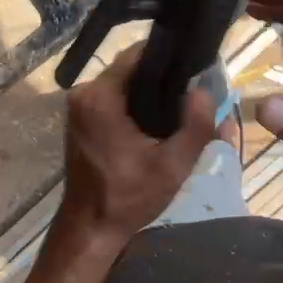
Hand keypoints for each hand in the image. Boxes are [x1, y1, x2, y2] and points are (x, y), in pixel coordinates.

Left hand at [56, 45, 215, 247]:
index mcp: (100, 96)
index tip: (195, 66)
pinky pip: (111, 97)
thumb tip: (204, 90)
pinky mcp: (79, 118)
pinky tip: (154, 120)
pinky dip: (132, 103)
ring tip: (178, 105)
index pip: (138, 54)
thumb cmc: (129, 198)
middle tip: (192, 91)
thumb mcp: (174, 165)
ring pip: (121, 82)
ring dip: (147, 91)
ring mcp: (78, 105)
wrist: (90, 228)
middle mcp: (84, 93)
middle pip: (129, 67)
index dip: (169, 56)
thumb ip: (196, 125)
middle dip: (161, 76)